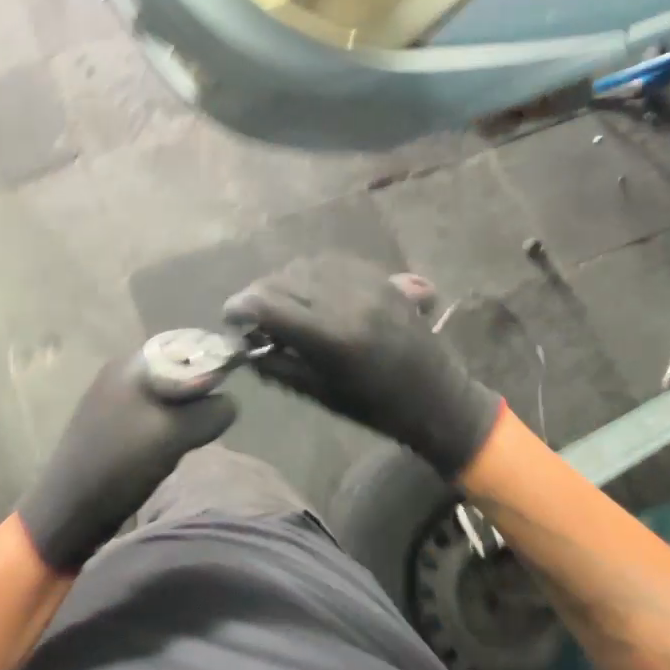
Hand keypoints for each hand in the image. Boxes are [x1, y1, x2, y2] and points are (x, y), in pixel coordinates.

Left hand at [16, 348, 235, 571]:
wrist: (69, 508)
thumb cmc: (120, 463)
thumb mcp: (174, 434)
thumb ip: (208, 411)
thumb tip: (229, 402)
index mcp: (131, 364)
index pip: (183, 344)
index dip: (212, 357)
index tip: (238, 377)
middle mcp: (120, 373)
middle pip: (175, 367)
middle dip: (200, 387)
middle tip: (218, 411)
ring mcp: (113, 399)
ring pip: (165, 392)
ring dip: (185, 409)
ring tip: (200, 432)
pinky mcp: (111, 425)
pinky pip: (151, 413)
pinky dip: (169, 424)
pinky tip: (175, 446)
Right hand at [223, 255, 501, 479]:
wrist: (440, 399)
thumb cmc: (377, 408)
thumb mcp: (318, 394)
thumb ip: (276, 364)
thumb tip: (243, 344)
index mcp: (333, 336)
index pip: (268, 304)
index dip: (240, 307)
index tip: (229, 318)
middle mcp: (348, 300)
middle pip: (282, 281)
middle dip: (258, 295)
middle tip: (251, 317)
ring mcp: (367, 283)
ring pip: (304, 266)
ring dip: (283, 282)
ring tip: (281, 304)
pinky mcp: (381, 276)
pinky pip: (331, 261)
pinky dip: (310, 274)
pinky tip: (309, 293)